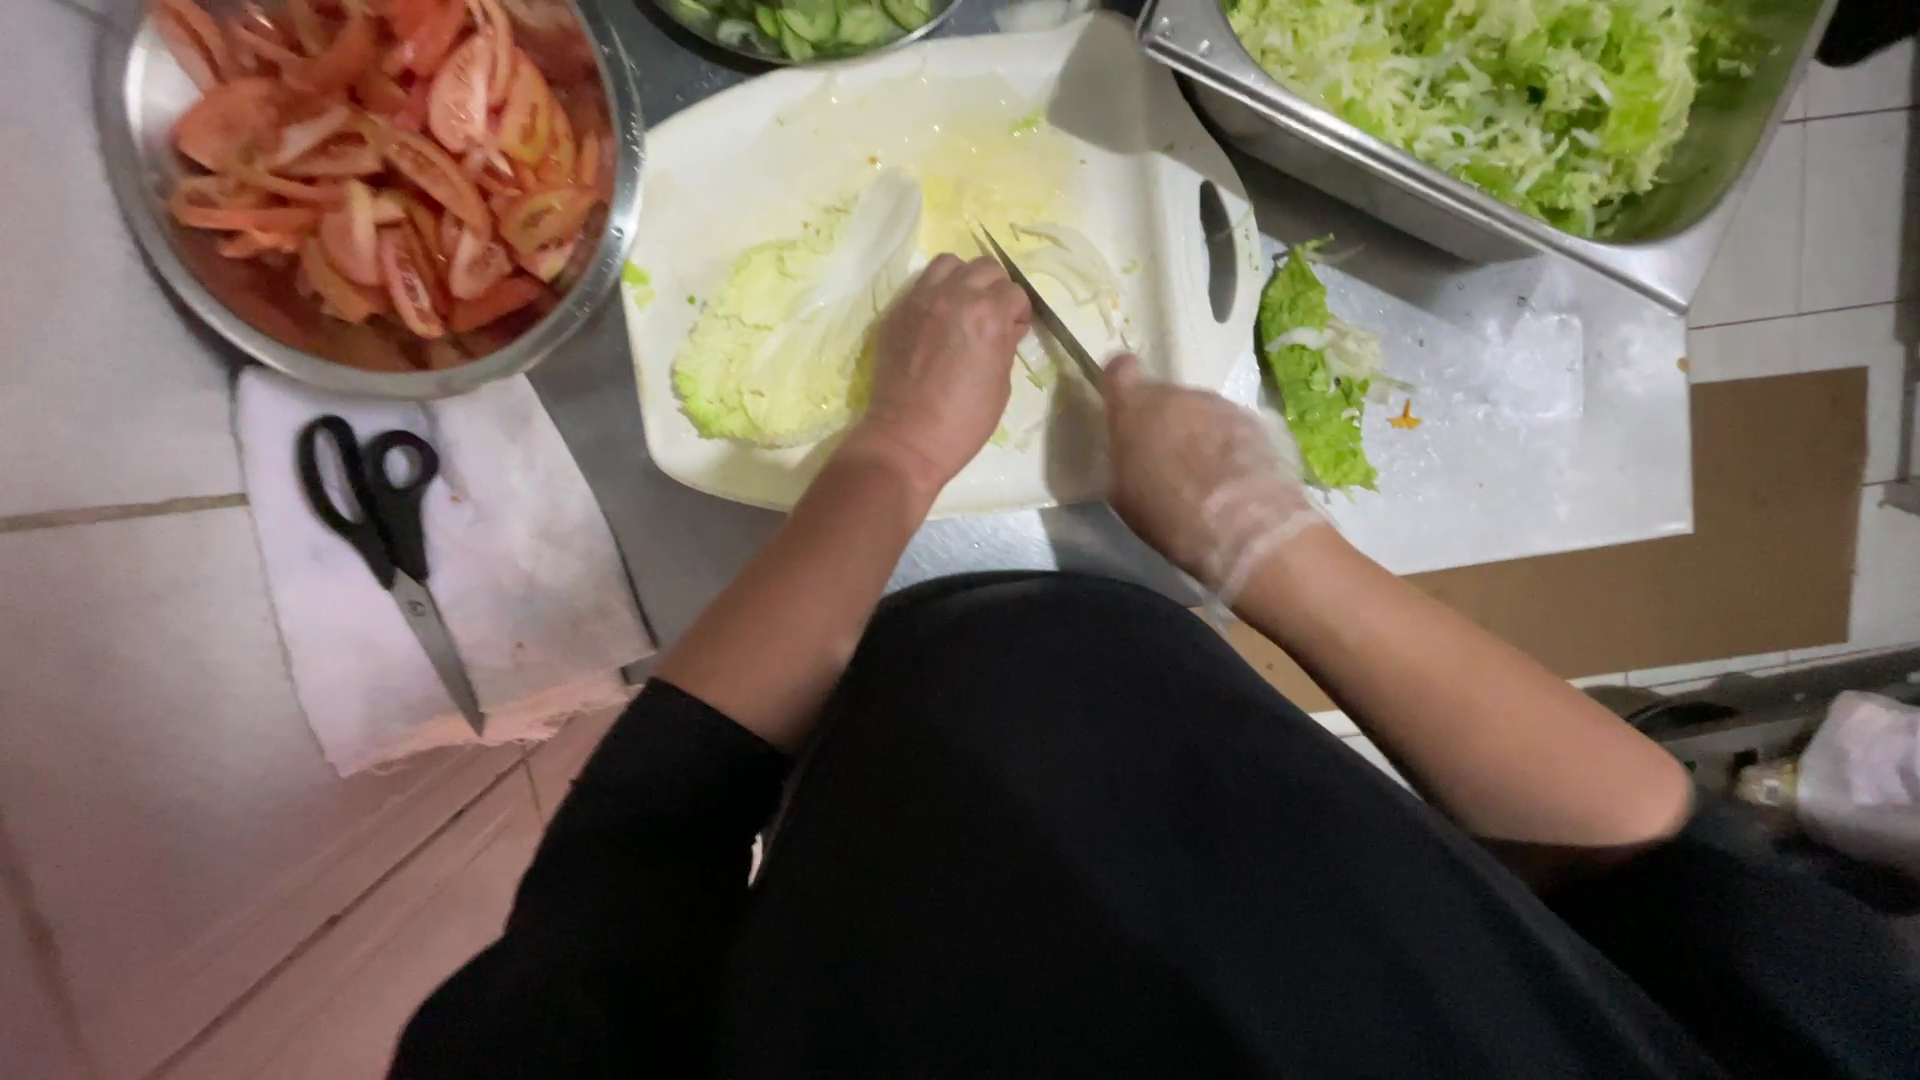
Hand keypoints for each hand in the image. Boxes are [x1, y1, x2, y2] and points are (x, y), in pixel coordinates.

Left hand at [842, 254, 1031, 490]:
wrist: (908, 438)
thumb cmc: (963, 421)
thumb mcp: (1000, 385)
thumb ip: (1006, 345)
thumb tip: (1008, 327)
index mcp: (987, 316)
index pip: (1013, 293)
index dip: (1018, 312)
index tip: (1015, 329)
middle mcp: (954, 297)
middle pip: (985, 268)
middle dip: (995, 288)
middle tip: (993, 315)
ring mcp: (921, 300)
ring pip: (950, 264)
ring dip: (963, 279)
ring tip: (963, 306)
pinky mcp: (897, 312)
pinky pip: (921, 283)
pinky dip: (936, 291)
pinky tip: (938, 317)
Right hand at [1101, 355, 1324, 601]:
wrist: (1242, 526)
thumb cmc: (1167, 513)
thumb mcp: (1123, 492)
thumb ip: (1125, 456)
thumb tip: (1134, 450)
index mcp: (1135, 408)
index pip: (1119, 370)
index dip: (1119, 383)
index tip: (1121, 401)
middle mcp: (1178, 395)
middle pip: (1164, 397)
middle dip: (1162, 421)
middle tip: (1165, 460)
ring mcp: (1219, 405)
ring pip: (1199, 412)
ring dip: (1196, 433)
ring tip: (1202, 474)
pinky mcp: (1254, 422)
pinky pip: (1229, 428)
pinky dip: (1226, 446)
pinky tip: (1230, 479)